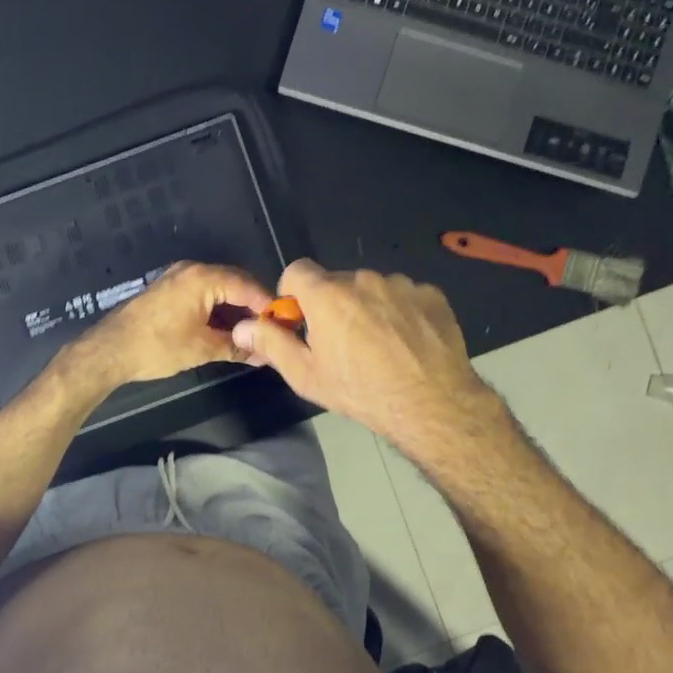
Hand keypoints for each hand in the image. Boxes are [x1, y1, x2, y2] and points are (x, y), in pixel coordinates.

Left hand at [66, 261, 272, 388]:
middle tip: (268, 333)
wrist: (108, 351)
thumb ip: (236, 347)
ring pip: (217, 291)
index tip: (283, 326)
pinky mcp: (166, 292)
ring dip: (233, 312)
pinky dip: (214, 311)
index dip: (268, 306)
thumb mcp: (202, 349)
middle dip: (252, 309)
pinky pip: (200, 296)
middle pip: (234, 284)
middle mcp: (191, 270)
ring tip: (248, 336)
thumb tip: (263, 355)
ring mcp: (176, 279)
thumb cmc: (157, 347)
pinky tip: (223, 332)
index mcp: (203, 277)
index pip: (249, 285)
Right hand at [231, 259, 499, 448]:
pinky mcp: (430, 294)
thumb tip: (243, 327)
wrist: (429, 402)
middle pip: (335, 282)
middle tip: (340, 344)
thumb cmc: (359, 390)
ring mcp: (401, 284)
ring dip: (366, 308)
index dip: (293, 293)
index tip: (301, 320)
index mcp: (327, 296)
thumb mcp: (305, 375)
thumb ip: (271, 344)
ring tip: (376, 346)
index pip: (297, 270)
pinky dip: (397, 313)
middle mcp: (363, 279)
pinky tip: (403, 343)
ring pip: (370, 289)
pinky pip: (402, 296)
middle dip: (332, 305)